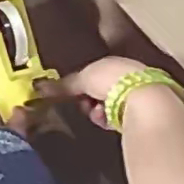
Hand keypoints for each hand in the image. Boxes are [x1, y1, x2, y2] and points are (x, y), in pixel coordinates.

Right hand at [43, 56, 181, 130]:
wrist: (143, 98)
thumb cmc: (112, 79)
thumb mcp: (82, 78)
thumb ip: (63, 84)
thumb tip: (40, 87)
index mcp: (115, 62)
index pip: (93, 73)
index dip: (80, 85)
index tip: (72, 93)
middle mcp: (128, 75)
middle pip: (100, 91)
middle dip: (88, 100)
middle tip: (84, 105)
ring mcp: (137, 94)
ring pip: (108, 106)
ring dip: (97, 112)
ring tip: (97, 114)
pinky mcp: (142, 113)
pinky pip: (118, 118)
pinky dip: (109, 120)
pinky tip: (107, 121)